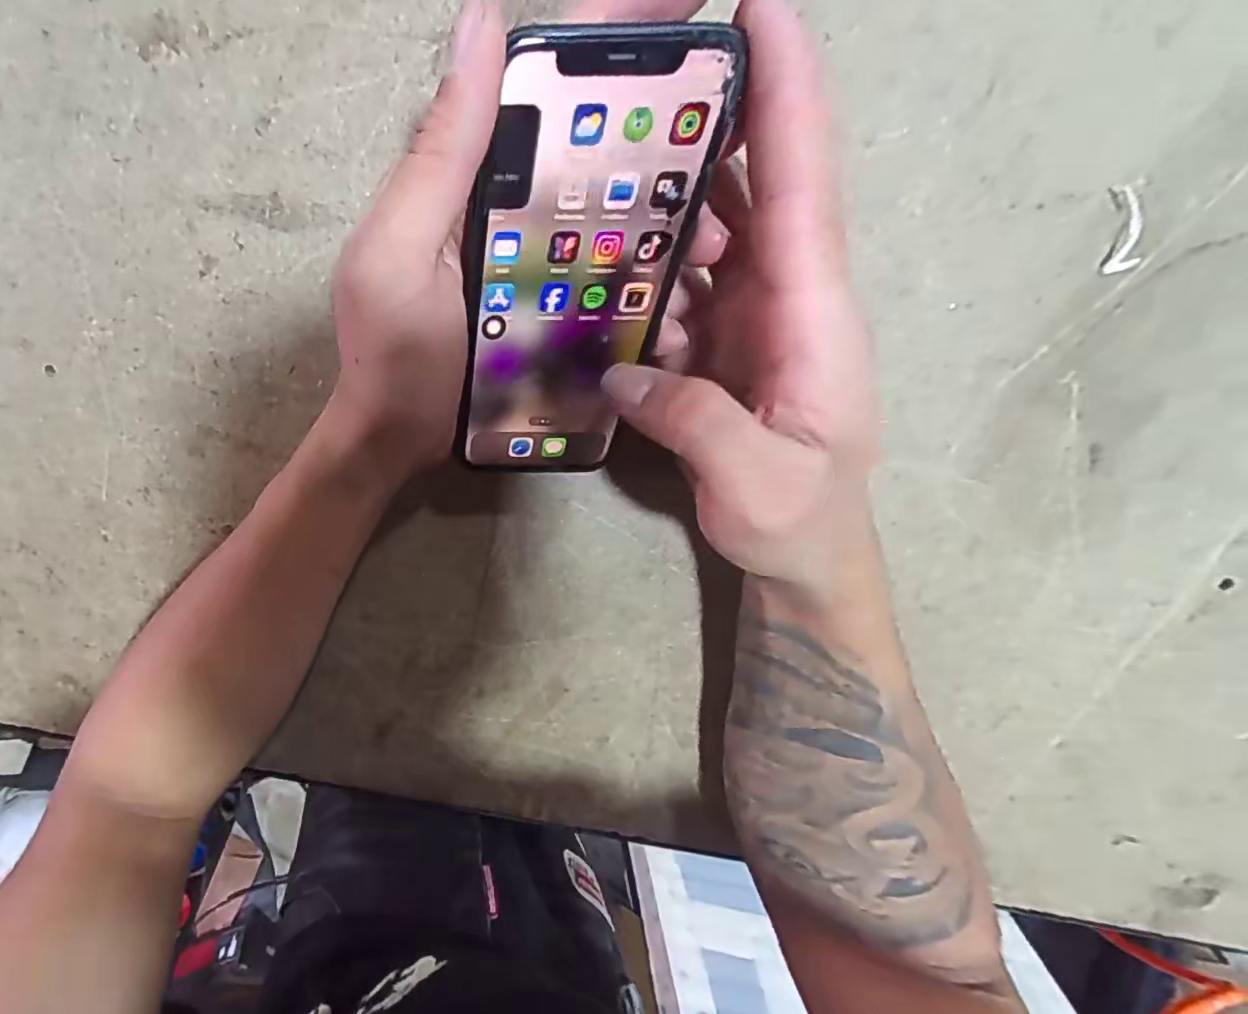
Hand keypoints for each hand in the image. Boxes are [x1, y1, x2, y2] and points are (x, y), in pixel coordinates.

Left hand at [326, 0, 718, 482]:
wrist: (394, 440)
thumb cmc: (389, 356)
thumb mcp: (398, 255)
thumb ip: (438, 155)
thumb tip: (481, 21)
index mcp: (468, 182)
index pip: (545, 87)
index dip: (615, 34)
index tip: (692, 7)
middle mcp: (502, 210)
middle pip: (594, 153)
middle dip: (665, 145)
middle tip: (722, 166)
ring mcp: (527, 263)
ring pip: (611, 218)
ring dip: (667, 221)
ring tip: (707, 246)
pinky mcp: (544, 310)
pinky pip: (605, 280)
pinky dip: (644, 281)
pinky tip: (675, 297)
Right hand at [600, 0, 882, 595]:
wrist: (803, 555)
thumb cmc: (800, 519)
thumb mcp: (760, 478)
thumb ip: (695, 421)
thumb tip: (620, 372)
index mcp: (812, 315)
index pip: (806, 186)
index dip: (787, 99)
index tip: (760, 18)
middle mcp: (783, 301)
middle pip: (756, 192)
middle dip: (711, 135)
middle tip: (641, 103)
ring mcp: (746, 323)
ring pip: (710, 240)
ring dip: (664, 211)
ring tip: (605, 188)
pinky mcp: (714, 349)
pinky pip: (678, 293)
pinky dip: (643, 278)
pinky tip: (604, 279)